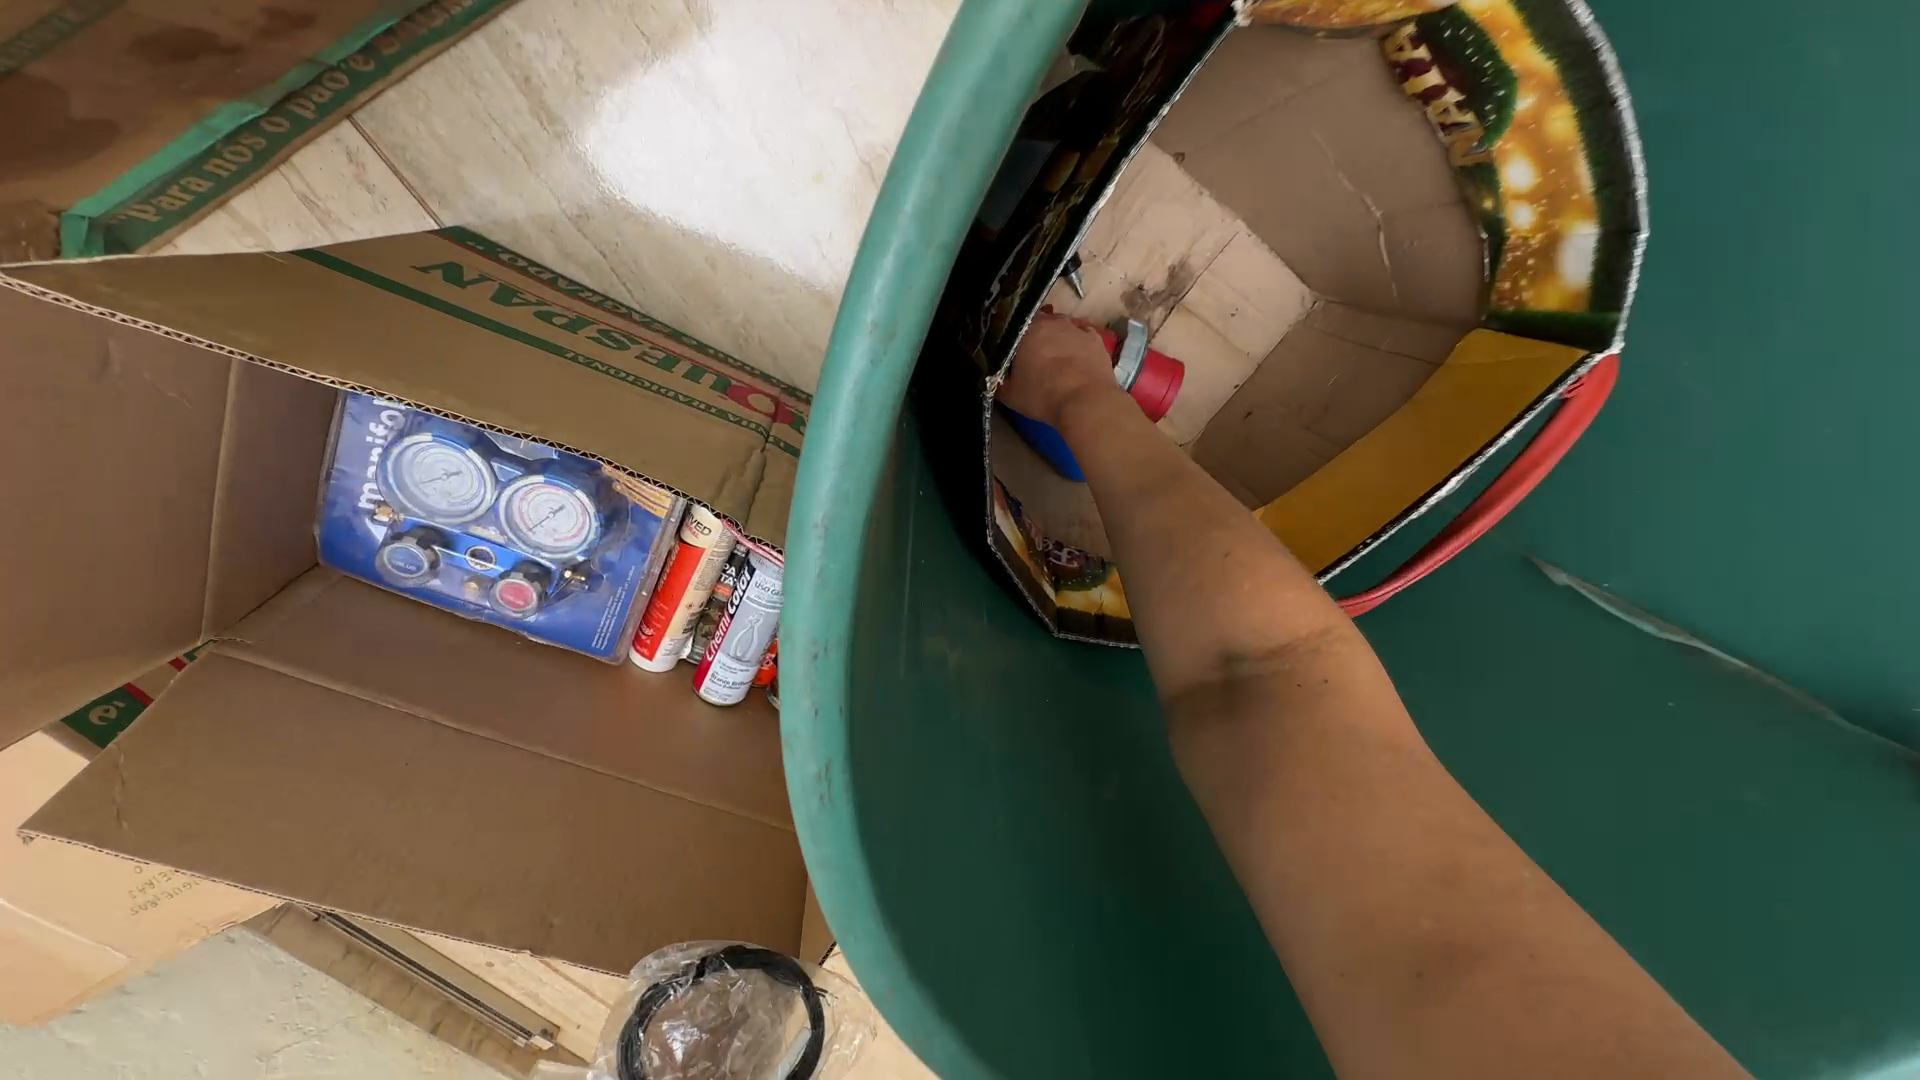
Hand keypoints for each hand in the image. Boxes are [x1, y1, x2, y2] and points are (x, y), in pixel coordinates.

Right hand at [996, 311, 1118, 428]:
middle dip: (1035, 338)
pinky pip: (1081, 337)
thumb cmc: (1044, 396)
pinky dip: (1076, 345)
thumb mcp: (1010, 395)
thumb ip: (998, 381)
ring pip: (1061, 328)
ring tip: (1055, 361)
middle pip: (1039, 324)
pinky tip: (1074, 359)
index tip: (1010, 354)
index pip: (1013, 326)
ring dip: (1056, 340)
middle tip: (1032, 359)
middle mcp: (1052, 321)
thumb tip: (995, 375)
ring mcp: (1077, 328)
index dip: (1011, 340)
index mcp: (1027, 329)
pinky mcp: (1096, 340)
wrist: (1087, 402)